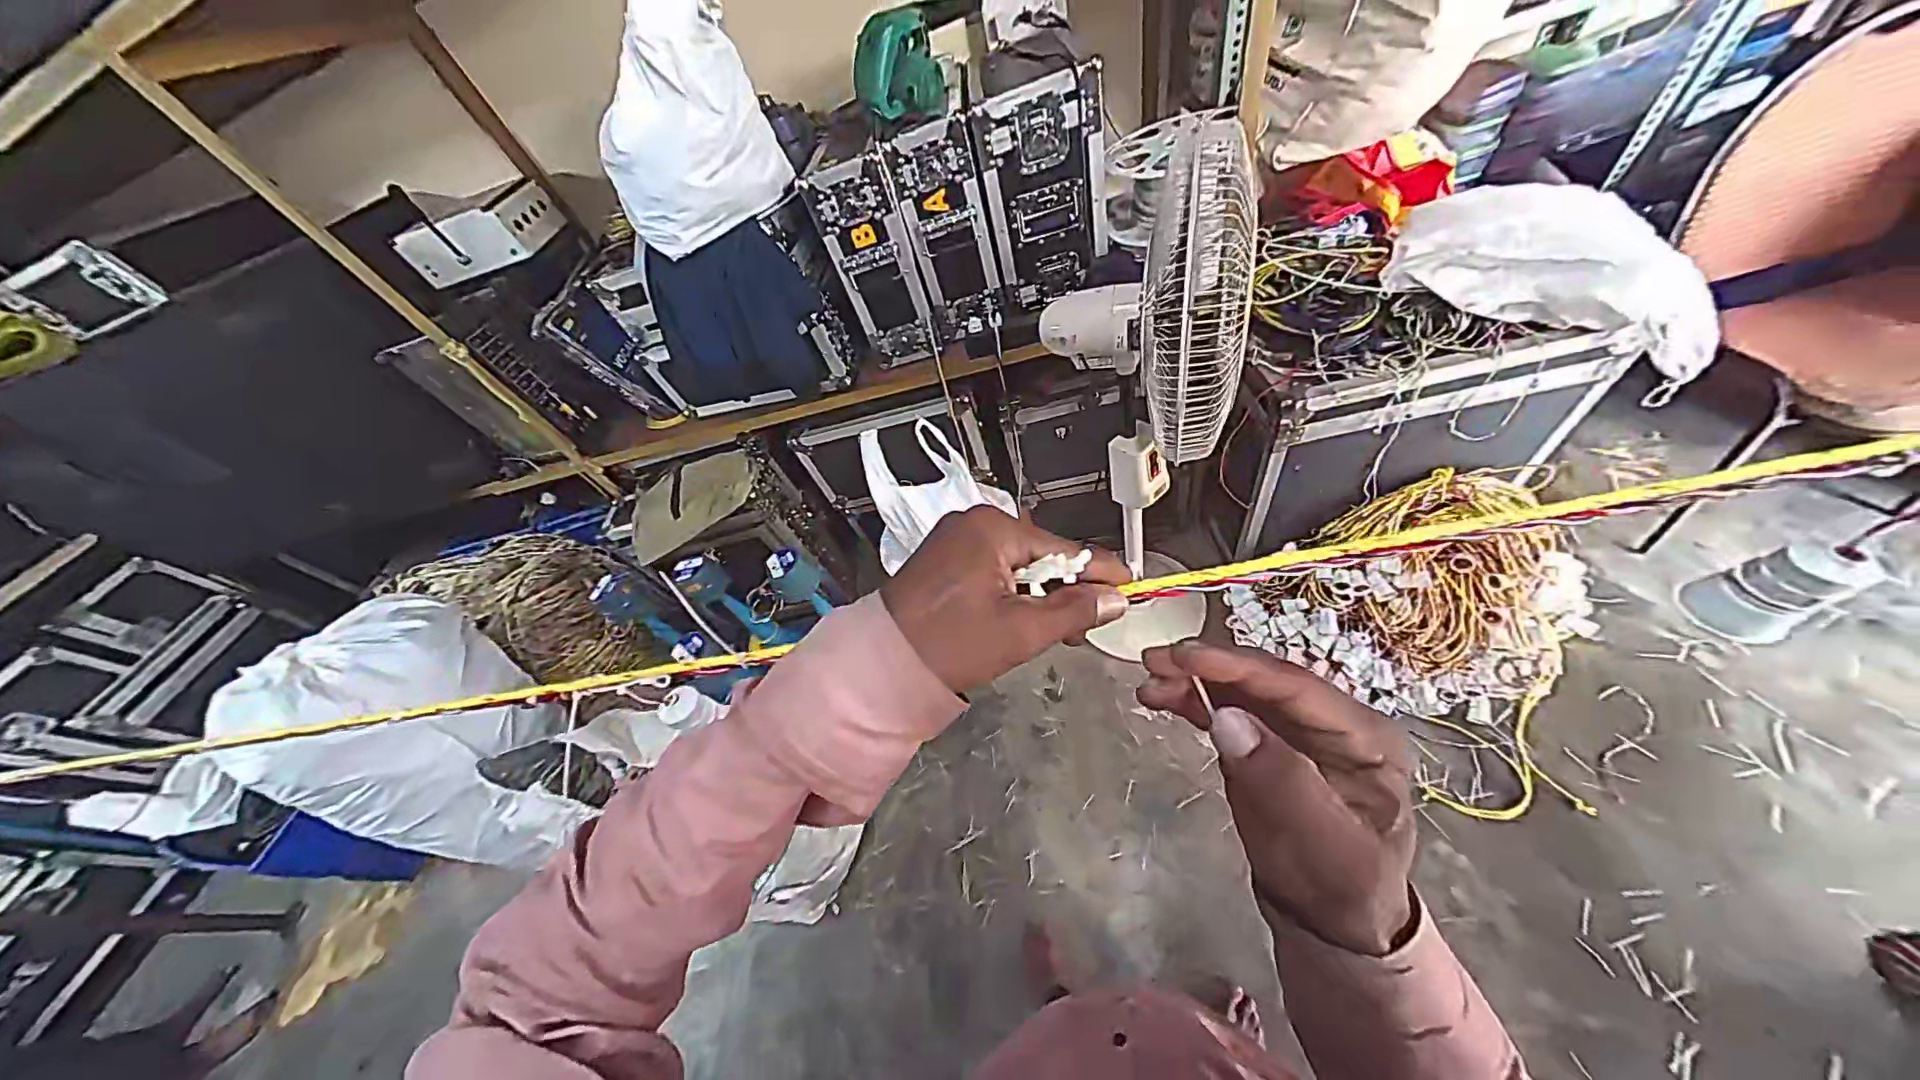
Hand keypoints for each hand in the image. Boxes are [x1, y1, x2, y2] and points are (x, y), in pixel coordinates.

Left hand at [881, 506, 1130, 692]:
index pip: (1063, 549)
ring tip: (1055, 630)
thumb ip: (1074, 610)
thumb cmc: (949, 644)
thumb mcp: (1021, 630)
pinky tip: (1023, 618)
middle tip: (1084, 625)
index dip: (1099, 572)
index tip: (1128, 584)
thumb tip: (1113, 599)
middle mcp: (973, 523)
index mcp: (992, 529)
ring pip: (1019, 564)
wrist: (884, 664)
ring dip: (1040, 595)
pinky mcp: (946, 559)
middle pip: (1041, 554)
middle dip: (1065, 590)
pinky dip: (1013, 592)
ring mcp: (956, 539)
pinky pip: (994, 569)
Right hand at [1137, 641, 1416, 955]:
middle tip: (1155, 663)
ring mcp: (1294, 730)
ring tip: (1149, 683)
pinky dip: (1192, 700)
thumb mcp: (1324, 846)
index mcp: (1364, 736)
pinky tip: (1163, 698)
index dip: (1236, 666)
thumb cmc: (1340, 889)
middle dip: (1207, 666)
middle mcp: (1328, 722)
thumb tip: (1226, 718)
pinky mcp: (1263, 743)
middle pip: (1262, 680)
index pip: (1294, 686)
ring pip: (1238, 689)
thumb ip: (1281, 780)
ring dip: (1192, 679)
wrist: (1331, 923)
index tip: (1184, 656)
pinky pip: (1225, 709)